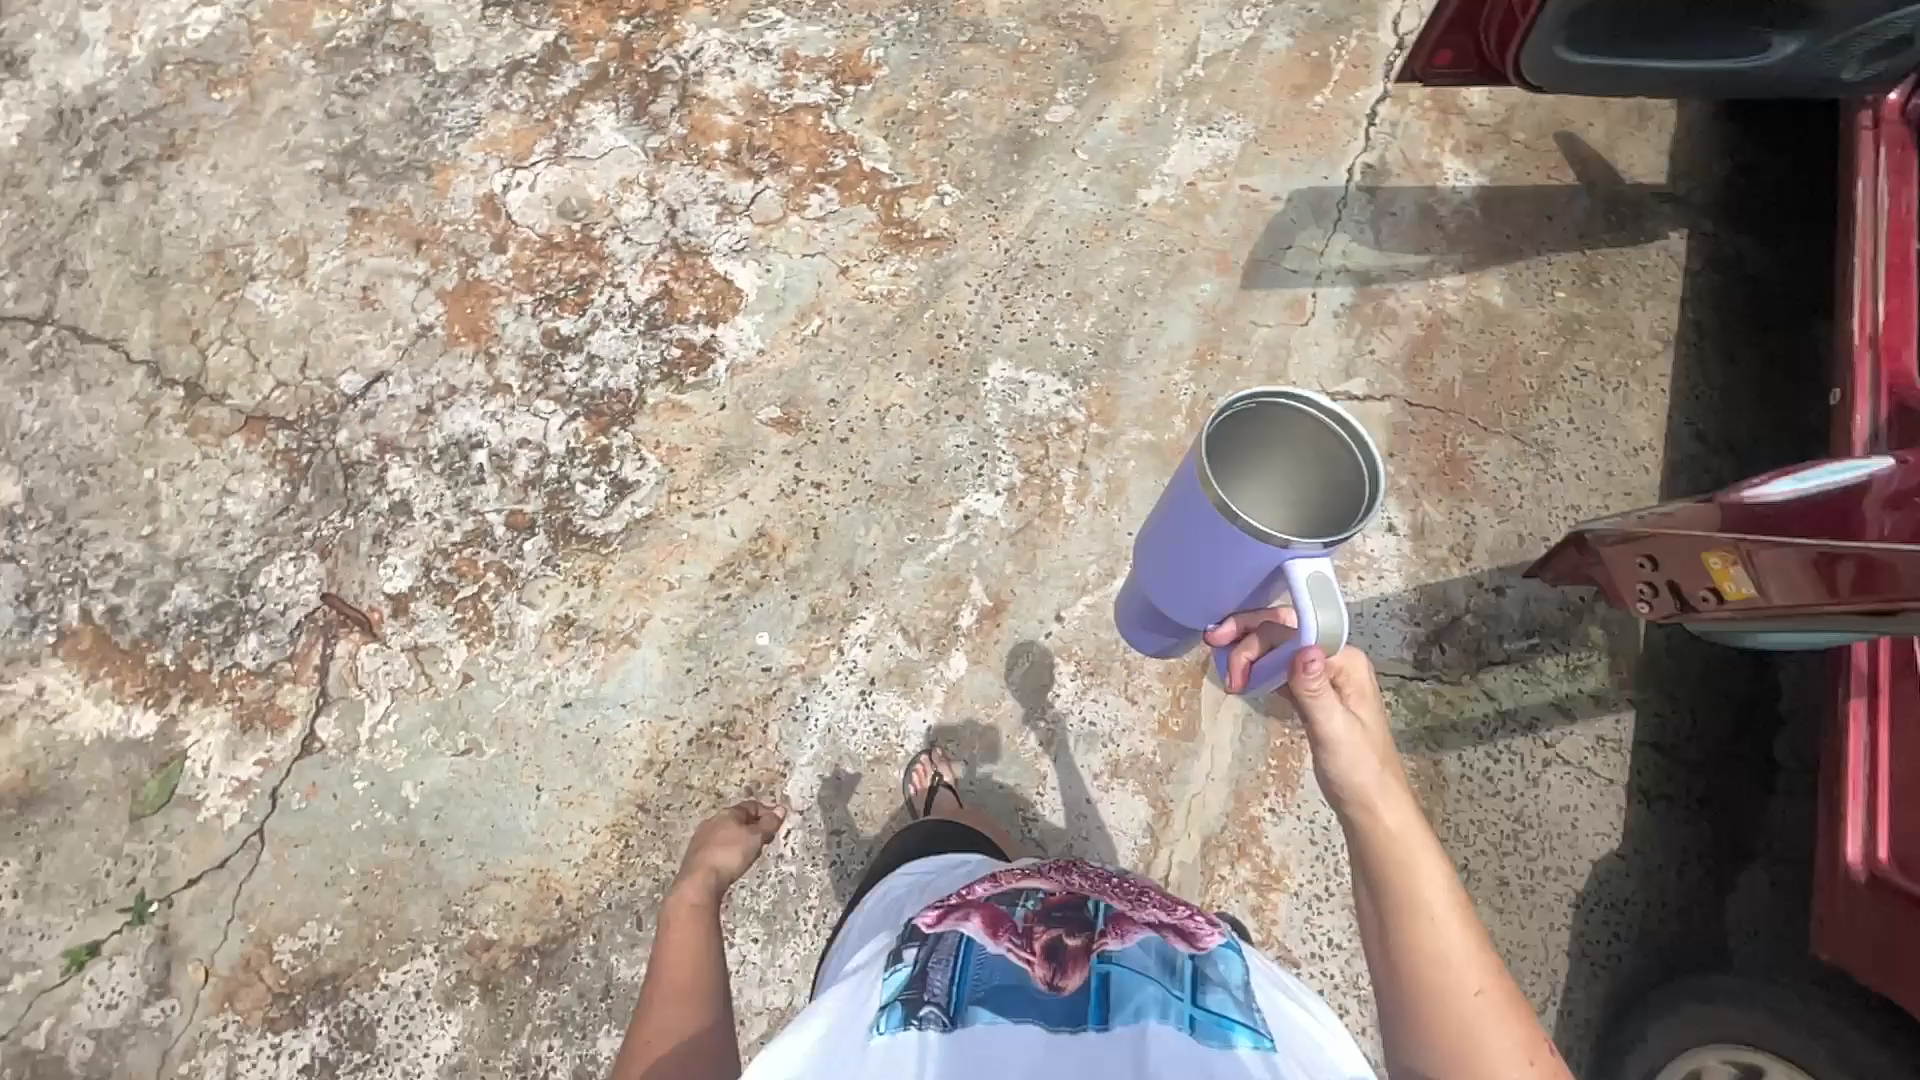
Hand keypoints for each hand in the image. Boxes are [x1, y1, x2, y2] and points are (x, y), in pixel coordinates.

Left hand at [673, 800, 786, 904]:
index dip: (767, 812)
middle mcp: (713, 821)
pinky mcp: (695, 856)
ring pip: (727, 834)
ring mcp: (701, 839)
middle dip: (753, 826)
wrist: (698, 882)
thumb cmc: (730, 855)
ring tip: (751, 852)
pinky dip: (728, 851)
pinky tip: (732, 862)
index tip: (778, 822)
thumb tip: (780, 809)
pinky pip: (718, 848)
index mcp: (728, 813)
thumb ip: (769, 824)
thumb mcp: (755, 838)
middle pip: (738, 819)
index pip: (751, 806)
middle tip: (766, 838)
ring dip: (740, 839)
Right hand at [1205, 609, 1409, 814]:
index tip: (1225, 657)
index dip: (1255, 638)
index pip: (1291, 632)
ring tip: (1224, 668)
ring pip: (1276, 646)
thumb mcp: (1333, 731)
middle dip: (1246, 633)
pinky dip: (1255, 667)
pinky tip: (1239, 676)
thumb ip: (1314, 689)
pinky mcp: (1309, 691)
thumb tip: (1302, 649)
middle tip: (1212, 644)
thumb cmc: (1357, 770)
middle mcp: (1334, 659)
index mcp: (1344, 661)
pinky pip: (1277, 667)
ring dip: (1247, 650)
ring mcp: (1321, 675)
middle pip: (1283, 630)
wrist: (1370, 804)